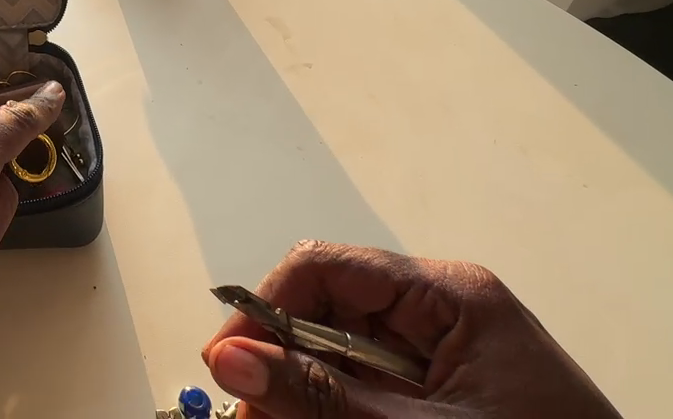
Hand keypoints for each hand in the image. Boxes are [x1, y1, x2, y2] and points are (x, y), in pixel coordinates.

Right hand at [202, 241, 621, 418]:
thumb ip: (321, 397)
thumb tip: (224, 358)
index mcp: (448, 295)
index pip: (325, 268)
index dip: (266, 307)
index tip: (226, 361)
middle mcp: (440, 311)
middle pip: (327, 313)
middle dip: (280, 363)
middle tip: (247, 415)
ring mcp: (444, 356)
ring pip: (340, 357)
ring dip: (302, 394)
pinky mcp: (446, 398)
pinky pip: (369, 390)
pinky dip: (335, 413)